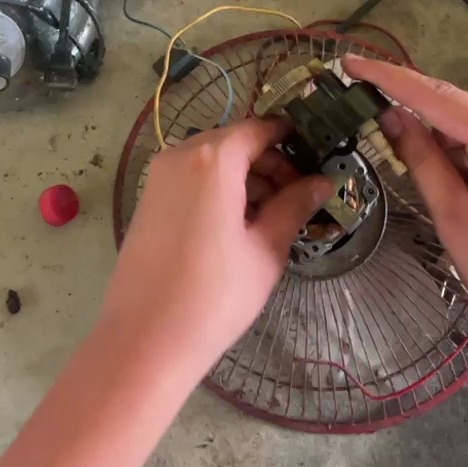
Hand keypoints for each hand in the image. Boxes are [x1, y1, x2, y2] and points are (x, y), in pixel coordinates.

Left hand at [99, 119, 333, 372]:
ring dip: (244, 177)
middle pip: (234, 142)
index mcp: (213, 159)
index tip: (317, 157)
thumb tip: (322, 181)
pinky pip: (191, 177)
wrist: (145, 337)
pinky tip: (238, 224)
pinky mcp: (148, 197)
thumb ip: (294, 206)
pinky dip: (218, 187)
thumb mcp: (265, 249)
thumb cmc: (214, 294)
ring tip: (273, 216)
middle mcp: (180, 155)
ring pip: (212, 160)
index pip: (259, 129)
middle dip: (269, 162)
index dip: (290, 139)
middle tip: (299, 197)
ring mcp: (158, 175)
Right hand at [343, 55, 467, 360]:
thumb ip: (424, 162)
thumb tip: (393, 117)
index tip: (349, 62)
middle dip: (412, 99)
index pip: (437, 96)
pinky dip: (465, 141)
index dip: (389, 77)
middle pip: (460, 101)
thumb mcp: (458, 222)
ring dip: (438, 124)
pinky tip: (444, 159)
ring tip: (397, 136)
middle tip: (364, 101)